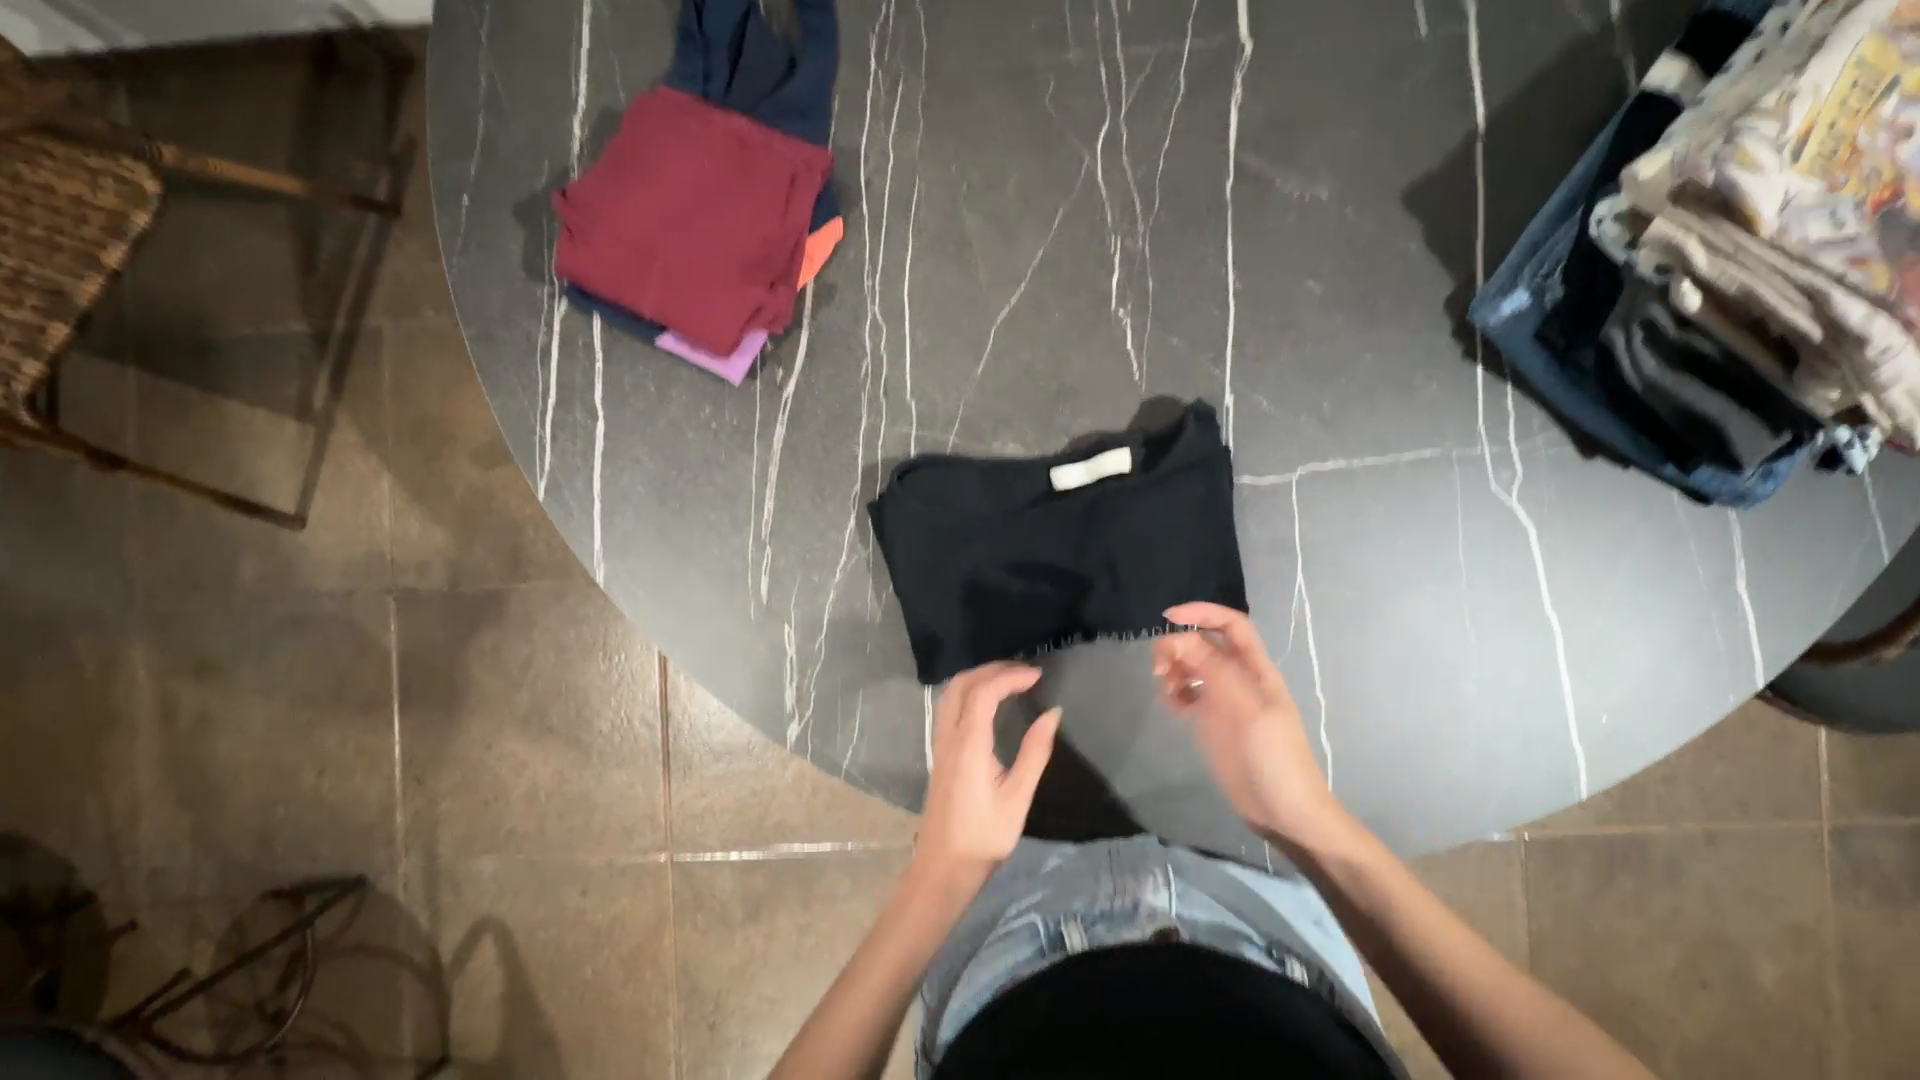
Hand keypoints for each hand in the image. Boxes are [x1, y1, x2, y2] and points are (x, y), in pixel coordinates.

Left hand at [916, 662, 1060, 881]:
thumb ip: (1035, 751)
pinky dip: (968, 693)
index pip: (985, 692)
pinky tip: (987, 703)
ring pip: (950, 694)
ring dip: (977, 679)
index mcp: (969, 743)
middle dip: (992, 669)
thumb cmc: (985, 835)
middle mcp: (949, 736)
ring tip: (1009, 681)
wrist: (944, 866)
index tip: (1038, 675)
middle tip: (1024, 672)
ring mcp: (939, 745)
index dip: (1010, 676)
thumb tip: (1052, 714)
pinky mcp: (939, 754)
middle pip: (962, 684)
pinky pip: (948, 708)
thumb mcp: (1018, 796)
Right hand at [1153, 602, 1340, 842]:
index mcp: (1256, 670)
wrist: (1284, 810)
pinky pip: (1187, 695)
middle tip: (1159, 666)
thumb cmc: (1276, 759)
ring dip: (1174, 667)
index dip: (1203, 613)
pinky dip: (1174, 692)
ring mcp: (1224, 701)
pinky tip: (1170, 704)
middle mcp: (1239, 679)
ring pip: (1192, 667)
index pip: (1231, 625)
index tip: (1168, 618)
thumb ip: (1216, 673)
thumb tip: (1180, 639)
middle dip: (1180, 644)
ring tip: (1164, 686)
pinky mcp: (1210, 723)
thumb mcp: (1249, 711)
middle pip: (1205, 644)